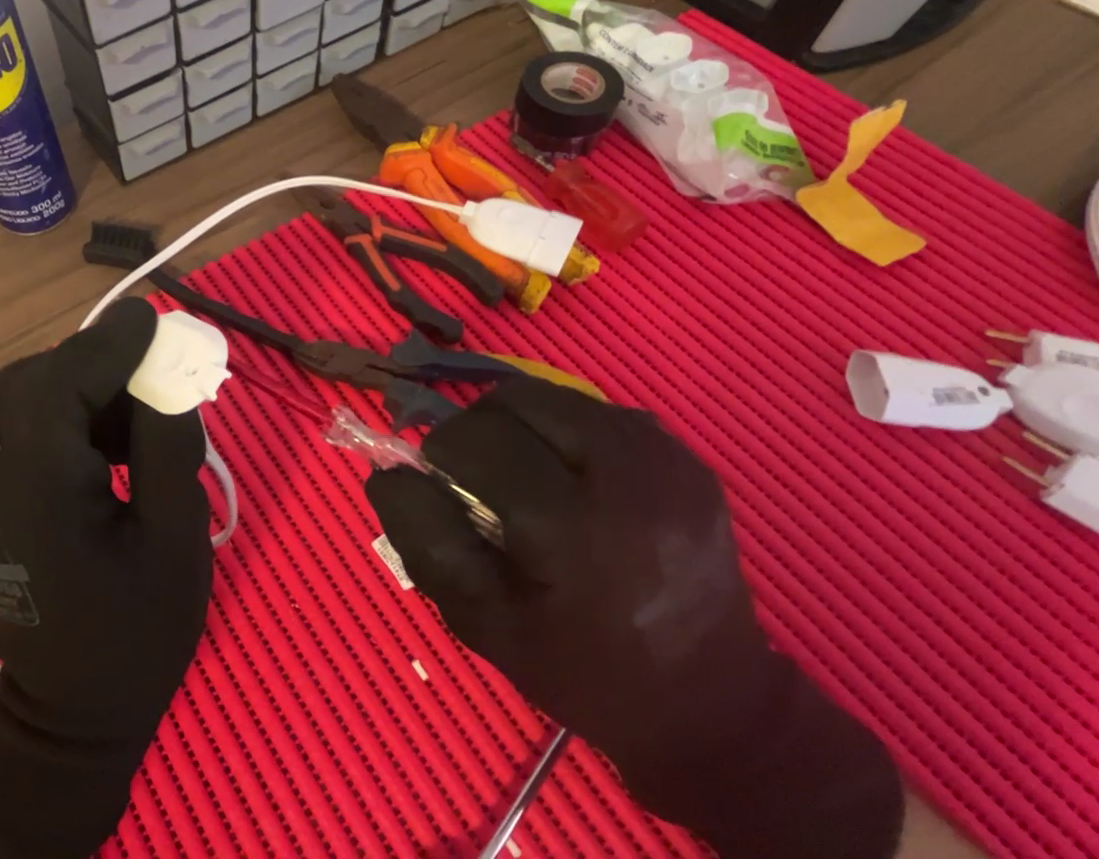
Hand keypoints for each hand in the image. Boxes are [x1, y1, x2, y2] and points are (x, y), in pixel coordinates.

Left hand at [0, 299, 212, 857]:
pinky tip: (105, 450)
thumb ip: (168, 447)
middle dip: (88, 362)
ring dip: (74, 390)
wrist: (73, 717)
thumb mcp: (175, 539)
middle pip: (27, 385)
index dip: (110, 341)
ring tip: (135, 416)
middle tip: (147, 373)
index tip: (154, 319)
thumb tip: (166, 379)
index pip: (64, 381)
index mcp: (39, 487)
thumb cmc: (137, 636)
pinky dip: (59, 422)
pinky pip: (17, 439)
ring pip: (16, 408)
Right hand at [366, 377, 902, 858]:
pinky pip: (602, 414)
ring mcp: (667, 460)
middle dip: (477, 428)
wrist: (708, 700)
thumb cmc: (579, 669)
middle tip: (475, 475)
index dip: (441, 451)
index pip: (476, 440)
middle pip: (516, 400)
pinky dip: (568, 432)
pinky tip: (573, 480)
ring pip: (558, 397)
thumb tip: (390, 472)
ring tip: (523, 474)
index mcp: (570, 527)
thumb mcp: (481, 622)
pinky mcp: (689, 459)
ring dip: (522, 425)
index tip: (438, 480)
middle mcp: (625, 476)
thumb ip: (424, 539)